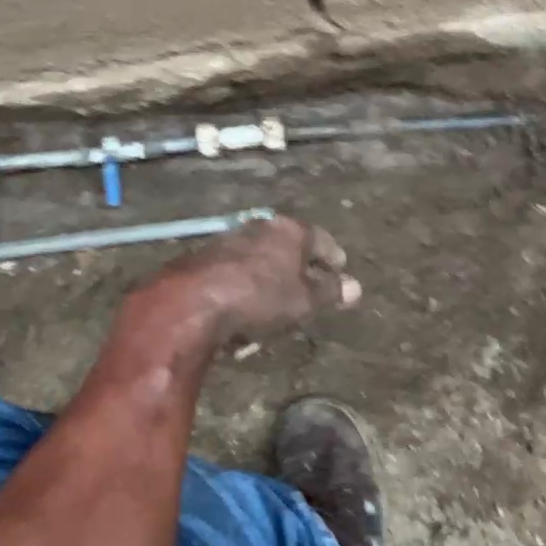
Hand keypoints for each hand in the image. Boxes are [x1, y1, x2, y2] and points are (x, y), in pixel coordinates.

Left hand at [140, 216, 359, 343]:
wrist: (190, 304)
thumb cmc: (260, 298)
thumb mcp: (304, 301)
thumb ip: (330, 291)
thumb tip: (355, 286)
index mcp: (288, 230)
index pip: (320, 239)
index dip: (332, 257)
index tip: (339, 270)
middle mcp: (258, 228)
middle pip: (286, 248)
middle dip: (297, 270)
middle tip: (307, 292)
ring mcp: (226, 242)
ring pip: (257, 262)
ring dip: (267, 283)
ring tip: (272, 311)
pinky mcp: (200, 261)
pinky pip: (232, 277)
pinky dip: (241, 292)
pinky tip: (239, 317)